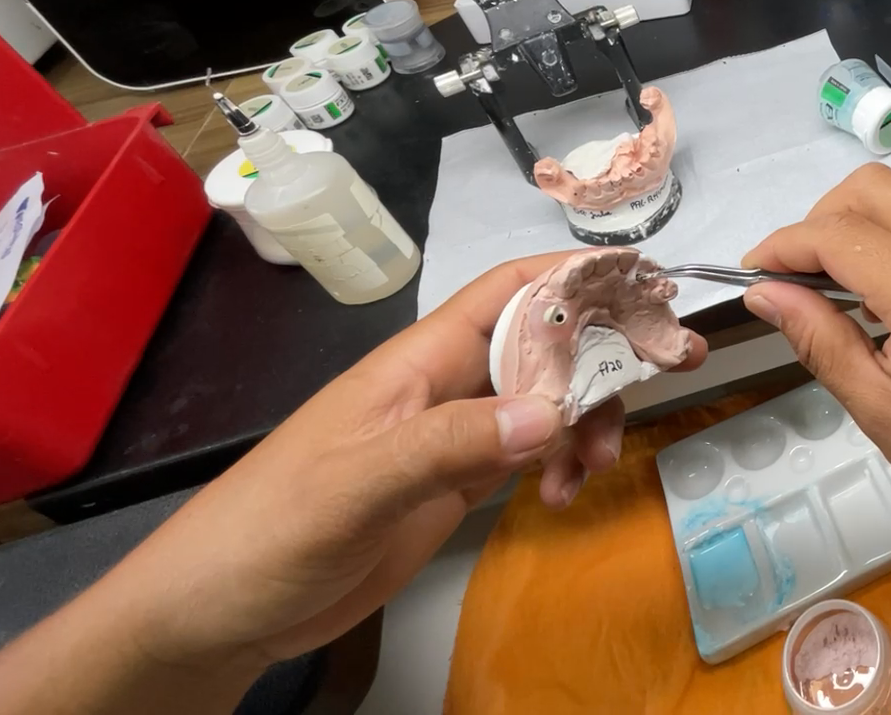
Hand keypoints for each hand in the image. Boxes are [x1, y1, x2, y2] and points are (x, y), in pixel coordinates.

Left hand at [96, 254, 707, 673]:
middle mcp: (457, 380)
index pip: (515, 289)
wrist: (216, 616)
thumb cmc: (269, 530)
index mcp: (428, 356)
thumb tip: (552, 413)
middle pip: (555, 341)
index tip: (643, 282)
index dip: (578, 273)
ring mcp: (467, 426)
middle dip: (613, 350)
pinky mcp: (470, 471)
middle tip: (674, 363)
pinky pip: (541, 448)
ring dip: (591, 420)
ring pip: (557, 397)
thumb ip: (452, 443)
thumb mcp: (356, 485)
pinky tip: (562, 494)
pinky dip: (565, 462)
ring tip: (596, 464)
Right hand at [740, 164, 890, 550]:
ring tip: (855, 278)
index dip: (786, 245)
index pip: (841, 236)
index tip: (757, 269)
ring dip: (867, 219)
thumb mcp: (878, 410)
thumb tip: (765, 291)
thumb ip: (818, 338)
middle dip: (821, 219)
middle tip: (804, 273)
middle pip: (872, 189)